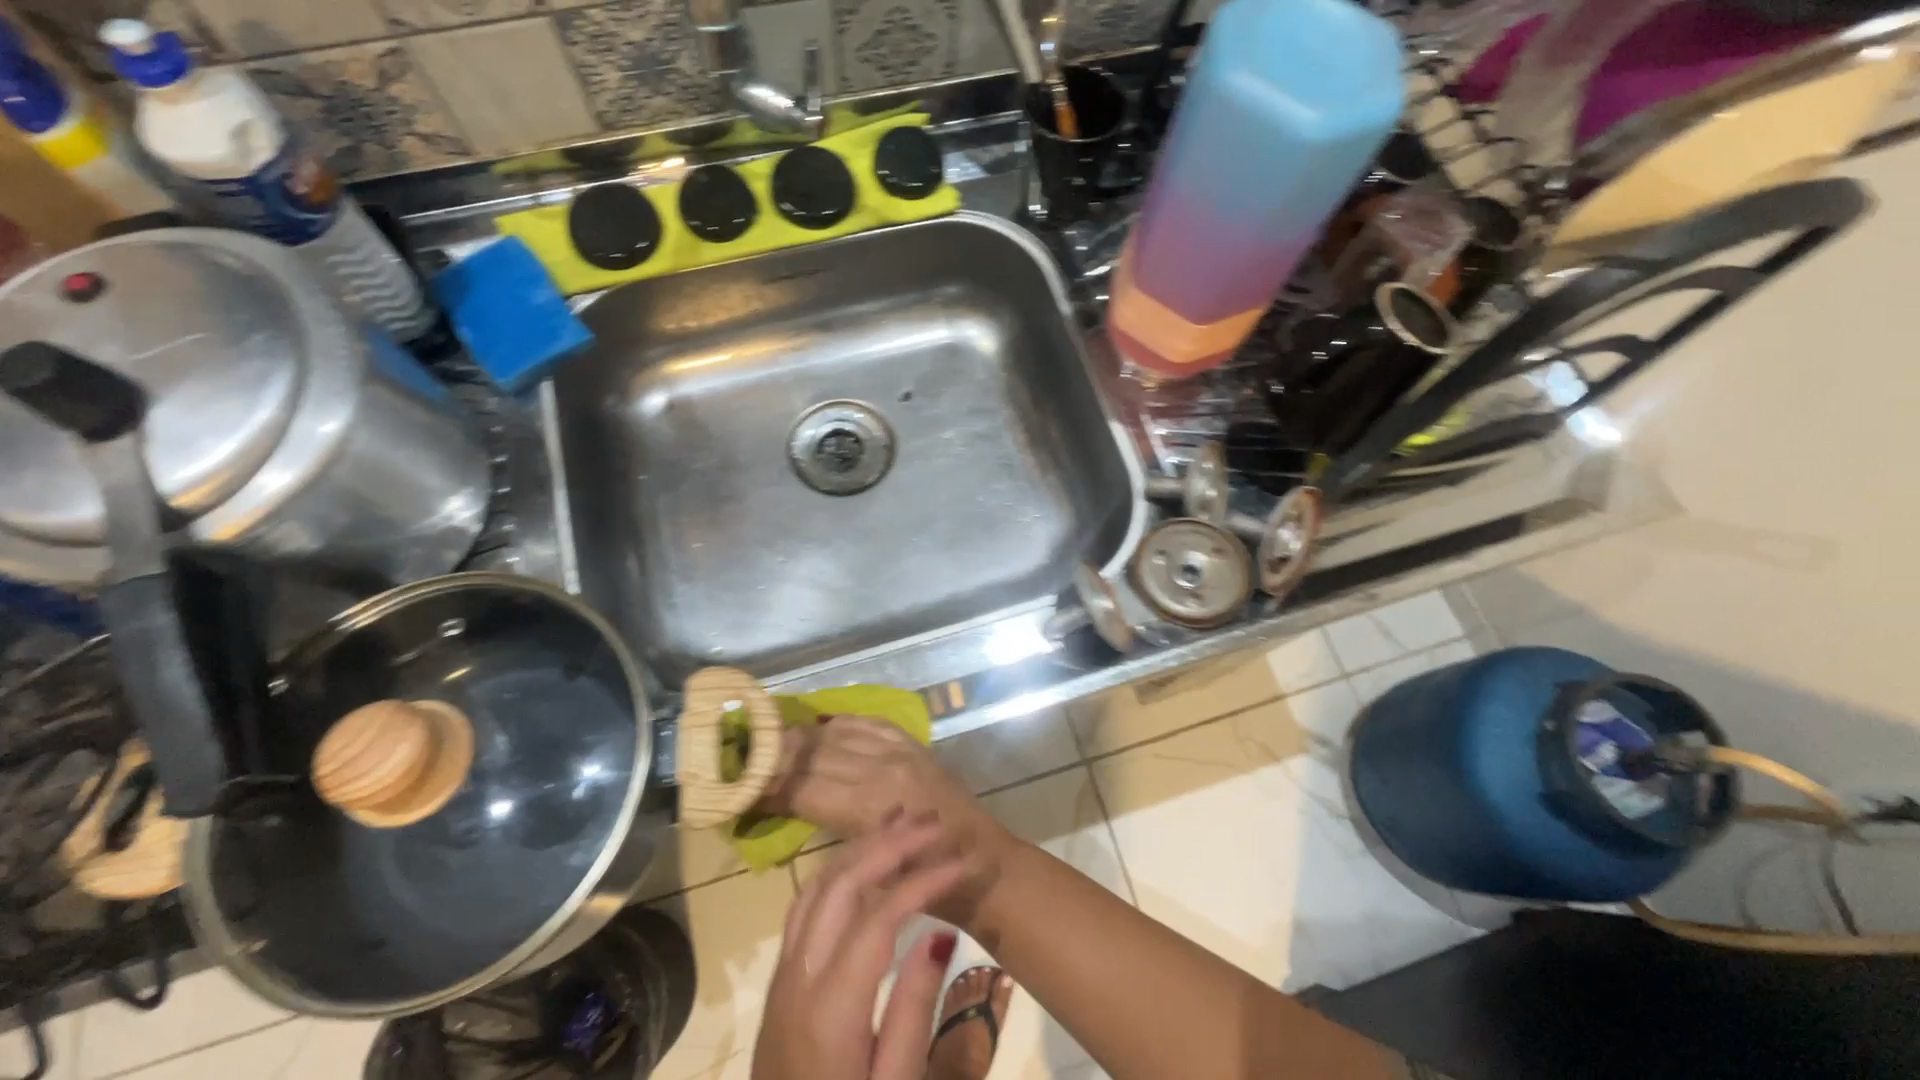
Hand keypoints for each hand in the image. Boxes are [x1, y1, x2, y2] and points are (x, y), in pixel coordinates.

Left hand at [752, 817, 967, 1079]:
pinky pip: (803, 909)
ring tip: (898, 824)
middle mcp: (797, 977)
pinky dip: (835, 875)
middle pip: (839, 886)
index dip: (922, 880)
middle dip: (888, 846)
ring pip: (814, 889)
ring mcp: (781, 978)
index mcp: (831, 1006)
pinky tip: (859, 867)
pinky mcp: (779, 985)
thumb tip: (937, 935)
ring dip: (857, 851)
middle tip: (933, 823)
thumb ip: (913, 1011)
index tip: (964, 860)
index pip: (879, 916)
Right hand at [760, 716, 1015, 923]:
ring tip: (773, 738)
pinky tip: (825, 723)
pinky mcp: (916, 748)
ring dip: (804, 737)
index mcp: (867, 806)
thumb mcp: (869, 872)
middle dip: (776, 756)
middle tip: (744, 757)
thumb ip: (828, 833)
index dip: (767, 786)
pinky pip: (873, 724)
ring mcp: (901, 754)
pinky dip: (846, 722)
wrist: (984, 867)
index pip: (802, 788)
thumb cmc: (927, 887)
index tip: (737, 786)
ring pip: (839, 735)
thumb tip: (788, 808)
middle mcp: (881, 770)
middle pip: (815, 755)